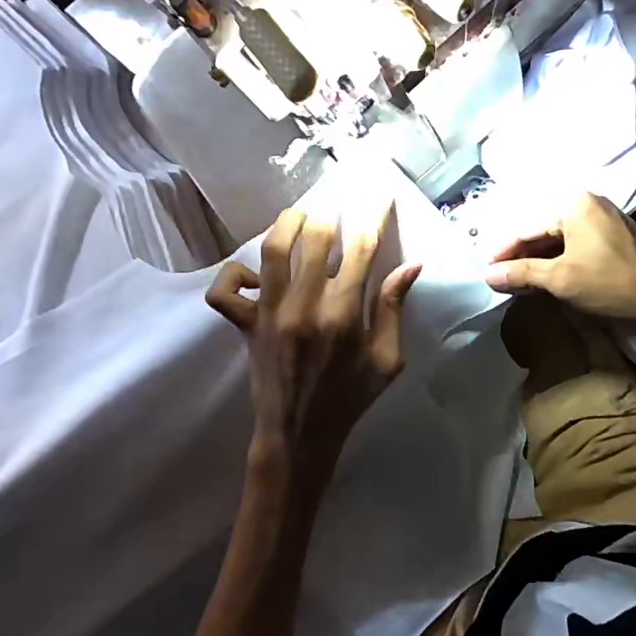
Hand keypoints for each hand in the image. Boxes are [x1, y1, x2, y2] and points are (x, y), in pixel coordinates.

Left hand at [207, 206, 422, 494]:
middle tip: (335, 210)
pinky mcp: (245, 325)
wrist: (299, 434)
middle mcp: (306, 305)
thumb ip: (394, 310)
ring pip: (272, 251)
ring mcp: (270, 313)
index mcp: (346, 314)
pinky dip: (233, 274)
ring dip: (286, 224)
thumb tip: (411, 267)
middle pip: (315, 239)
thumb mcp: (387, 361)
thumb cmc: (350, 398)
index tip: (379, 200)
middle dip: (329, 215)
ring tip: (298, 216)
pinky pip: (224, 291)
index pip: (362, 249)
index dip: (373, 218)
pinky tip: (254, 274)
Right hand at [485, 193, 635, 340]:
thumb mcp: (561, 279)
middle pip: (542, 231)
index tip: (484, 272)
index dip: (502, 252)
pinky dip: (559, 261)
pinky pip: (576, 244)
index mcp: (574, 204)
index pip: (526, 228)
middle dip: (520, 257)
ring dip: (538, 261)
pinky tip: (546, 278)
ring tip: (517, 283)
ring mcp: (605, 218)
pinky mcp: (616, 236)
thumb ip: (521, 273)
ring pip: (559, 239)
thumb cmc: (612, 284)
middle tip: (498, 280)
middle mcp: (589, 203)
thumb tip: (487, 275)